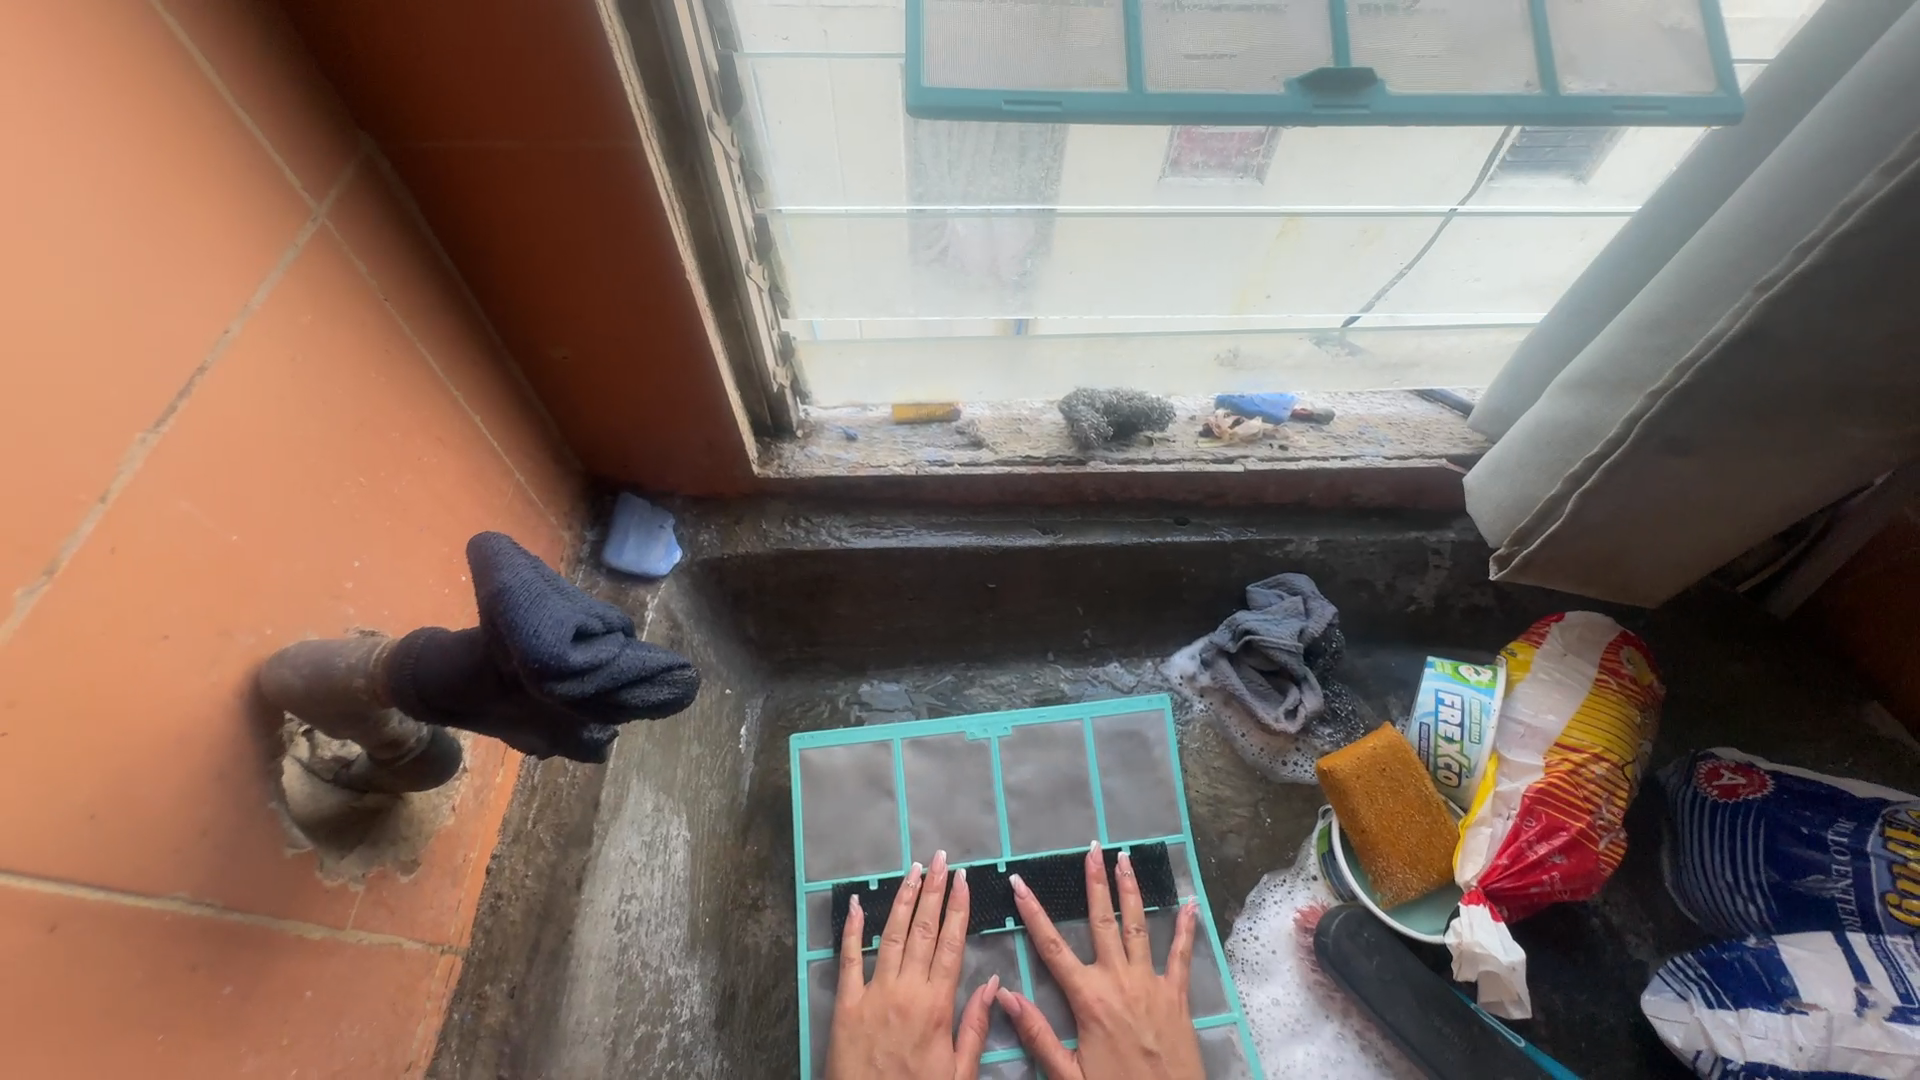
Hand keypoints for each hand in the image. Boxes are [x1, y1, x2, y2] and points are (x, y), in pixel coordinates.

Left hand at [827, 851, 997, 1079]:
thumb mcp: (959, 1075)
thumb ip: (975, 1027)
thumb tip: (995, 983)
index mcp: (937, 1005)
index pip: (952, 944)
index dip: (958, 909)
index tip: (963, 880)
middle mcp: (906, 990)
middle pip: (924, 930)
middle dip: (934, 891)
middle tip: (941, 859)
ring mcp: (874, 993)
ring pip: (892, 935)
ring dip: (903, 899)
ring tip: (913, 869)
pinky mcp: (846, 1003)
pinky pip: (849, 960)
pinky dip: (852, 930)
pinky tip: (855, 903)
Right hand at [995, 843, 1204, 1079]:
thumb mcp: (1068, 1077)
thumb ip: (1037, 1034)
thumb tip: (1004, 995)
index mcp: (1088, 998)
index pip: (1052, 947)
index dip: (1033, 913)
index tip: (1019, 882)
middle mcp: (1118, 980)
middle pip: (1101, 921)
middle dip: (1095, 883)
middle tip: (1092, 849)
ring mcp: (1150, 983)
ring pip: (1137, 926)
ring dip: (1130, 890)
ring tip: (1126, 858)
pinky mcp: (1176, 995)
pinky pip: (1180, 955)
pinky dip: (1185, 928)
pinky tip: (1189, 904)